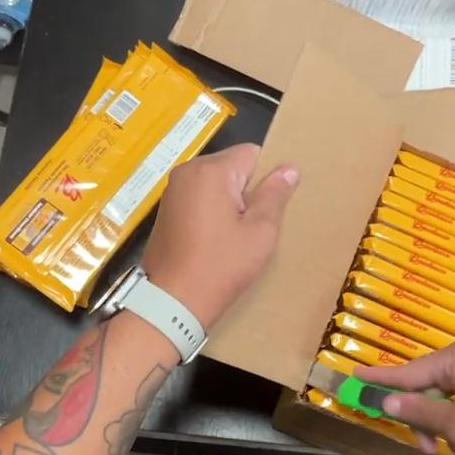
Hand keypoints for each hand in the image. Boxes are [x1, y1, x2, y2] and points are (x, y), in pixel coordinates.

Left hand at [142, 143, 298, 328]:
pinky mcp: (165, 210)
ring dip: (229, 202)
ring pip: (215, 184)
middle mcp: (187, 171)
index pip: (251, 153)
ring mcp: (172, 191)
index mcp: (211, 171)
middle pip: (231, 167)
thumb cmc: (221, 266)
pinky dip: (211, 212)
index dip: (266, 177)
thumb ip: (274, 195)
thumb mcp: (259, 233)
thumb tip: (289, 168)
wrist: (172, 301)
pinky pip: (198, 198)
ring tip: (234, 236)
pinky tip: (215, 240)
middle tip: (253, 226)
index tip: (269, 208)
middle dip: (246, 190)